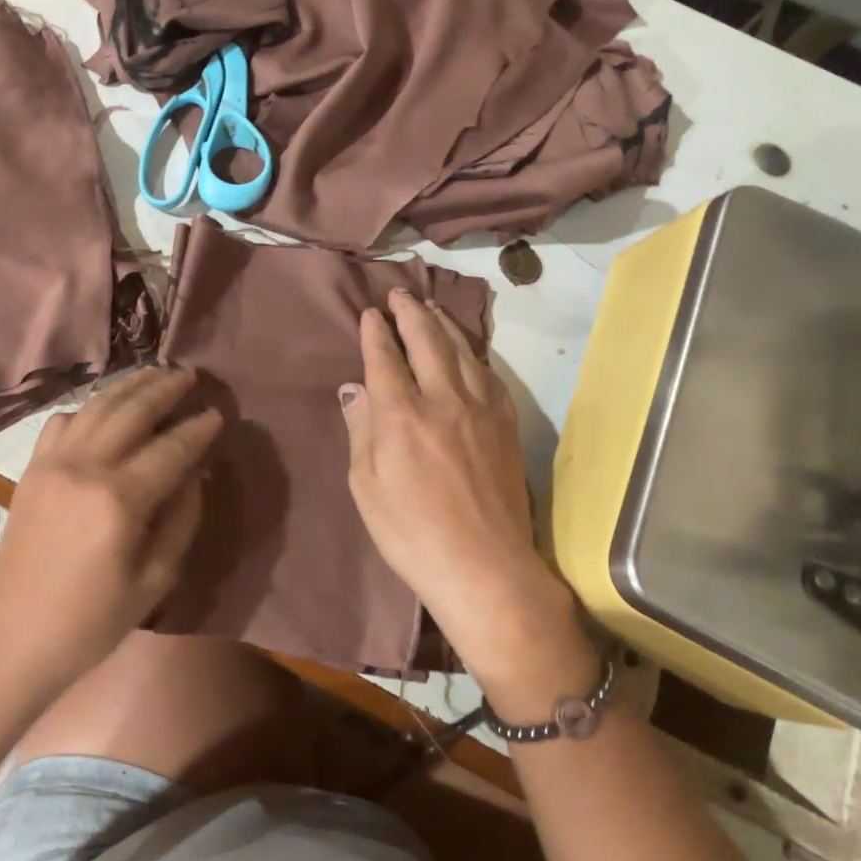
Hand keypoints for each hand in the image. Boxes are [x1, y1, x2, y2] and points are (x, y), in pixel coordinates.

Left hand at [0, 367, 223, 698]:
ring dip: (128, 386)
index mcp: (119, 500)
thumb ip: (180, 520)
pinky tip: (104, 408)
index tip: (219, 413)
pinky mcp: (30, 470)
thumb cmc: (91, 623)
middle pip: (131, 411)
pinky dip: (88, 407)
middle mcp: (83, 468)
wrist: (13, 639)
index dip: (197, 429)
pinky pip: (61, 422)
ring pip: (95, 406)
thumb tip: (193, 473)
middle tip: (190, 375)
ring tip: (154, 373)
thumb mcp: (154, 581)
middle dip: (164, 389)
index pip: (170, 448)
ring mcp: (51, 464)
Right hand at [340, 289, 589, 694]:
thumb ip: (361, 430)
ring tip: (430, 308)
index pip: (385, 358)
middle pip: (427, 341)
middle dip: (410, 314)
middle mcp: (444, 399)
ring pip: (462, 351)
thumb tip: (355, 389)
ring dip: (443, 325)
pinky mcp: (506, 425)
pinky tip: (467, 352)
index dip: (375, 332)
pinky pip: (488, 375)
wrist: (485, 567)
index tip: (368, 312)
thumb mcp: (366, 486)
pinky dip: (473, 354)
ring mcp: (481, 410)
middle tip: (399, 293)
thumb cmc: (410, 533)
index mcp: (402, 414)